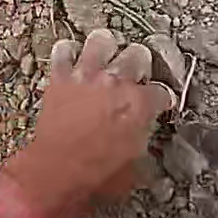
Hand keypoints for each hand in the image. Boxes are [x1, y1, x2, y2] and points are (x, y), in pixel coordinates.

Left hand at [4, 29, 173, 217]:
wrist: (55, 176)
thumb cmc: (97, 177)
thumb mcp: (137, 167)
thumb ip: (145, 141)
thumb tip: (144, 137)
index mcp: (141, 103)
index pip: (162, 91)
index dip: (162, 100)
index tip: (159, 105)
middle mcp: (117, 82)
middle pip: (138, 54)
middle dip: (139, 65)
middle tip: (134, 77)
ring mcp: (87, 75)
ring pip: (103, 40)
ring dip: (106, 47)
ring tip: (105, 57)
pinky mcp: (60, 77)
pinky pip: (64, 50)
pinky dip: (68, 52)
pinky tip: (72, 60)